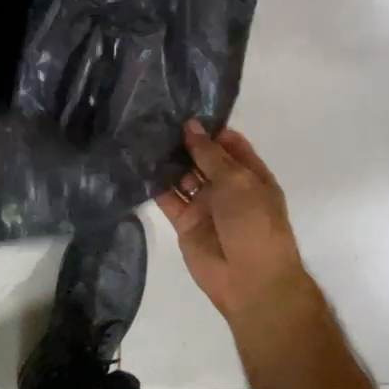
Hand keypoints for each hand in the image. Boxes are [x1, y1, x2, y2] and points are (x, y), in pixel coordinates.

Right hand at [155, 120, 320, 329]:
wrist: (250, 280)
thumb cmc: (253, 223)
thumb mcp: (237, 181)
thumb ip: (210, 153)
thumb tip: (190, 125)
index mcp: (249, 174)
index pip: (228, 143)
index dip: (208, 128)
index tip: (181, 108)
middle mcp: (226, 187)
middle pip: (202, 158)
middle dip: (183, 141)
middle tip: (152, 117)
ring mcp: (205, 205)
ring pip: (182, 176)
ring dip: (166, 161)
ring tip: (140, 136)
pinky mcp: (185, 222)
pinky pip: (168, 198)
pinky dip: (154, 185)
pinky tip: (136, 165)